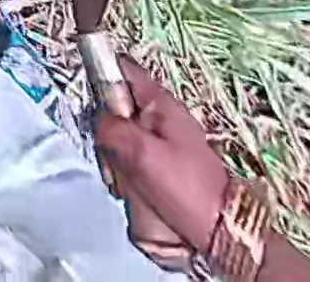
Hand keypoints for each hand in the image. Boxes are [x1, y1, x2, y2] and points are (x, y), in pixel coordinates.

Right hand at [93, 58, 230, 251]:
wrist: (223, 242)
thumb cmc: (189, 191)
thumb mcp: (141, 151)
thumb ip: (109, 125)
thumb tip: (96, 118)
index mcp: (160, 104)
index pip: (120, 68)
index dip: (98, 71)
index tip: (85, 91)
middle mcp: (158, 119)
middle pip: (110, 107)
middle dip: (105, 131)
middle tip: (115, 154)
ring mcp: (157, 145)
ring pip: (113, 138)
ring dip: (113, 160)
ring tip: (129, 180)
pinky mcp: (155, 169)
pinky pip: (123, 162)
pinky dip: (123, 176)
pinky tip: (134, 191)